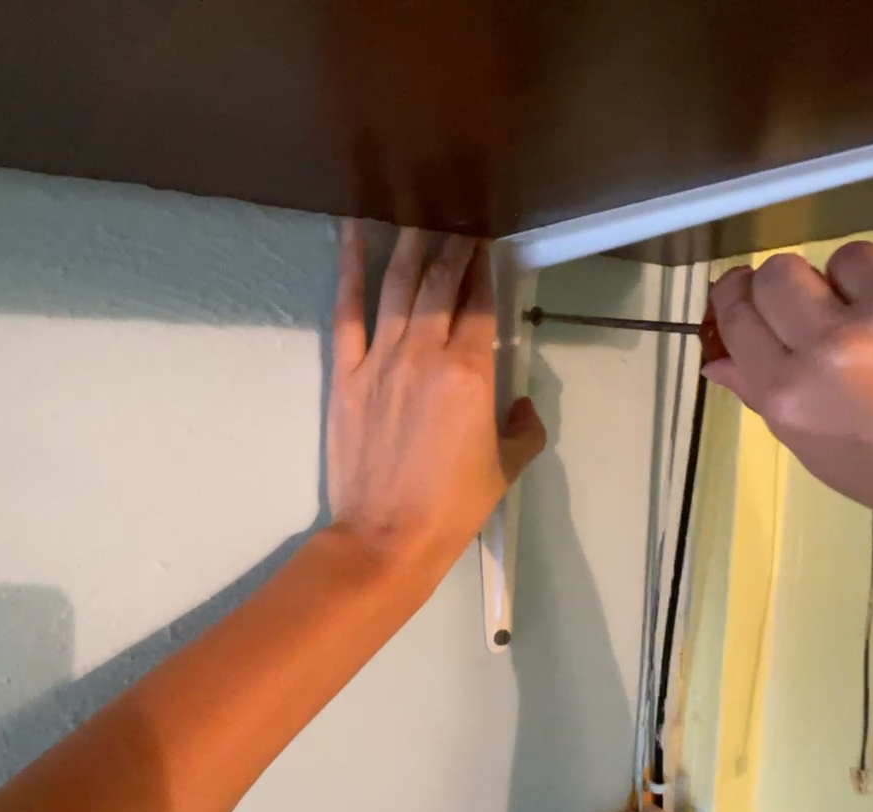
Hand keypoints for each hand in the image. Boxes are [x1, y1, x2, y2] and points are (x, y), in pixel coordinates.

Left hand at [326, 222, 546, 573]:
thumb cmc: (453, 507)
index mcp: (472, 374)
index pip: (481, 304)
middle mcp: (427, 353)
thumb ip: (526, 428)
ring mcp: (381, 359)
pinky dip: (350, 267)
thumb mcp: (506, 469)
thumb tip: (522, 403)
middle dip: (455, 246)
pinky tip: (353, 230)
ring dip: (412, 244)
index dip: (486, 270)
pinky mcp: (346, 373)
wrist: (387, 536)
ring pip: (399, 284)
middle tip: (461, 221)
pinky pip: (347, 310)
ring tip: (420, 213)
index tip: (489, 245)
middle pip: (442, 283)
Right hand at [702, 243, 872, 553]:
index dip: (737, 299)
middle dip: (790, 286)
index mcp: (794, 397)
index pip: (739, 314)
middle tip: (822, 309)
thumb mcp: (829, 457)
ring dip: (863, 287)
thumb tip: (719, 360)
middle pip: (781, 271)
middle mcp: (838, 343)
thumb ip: (769, 400)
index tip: (745, 293)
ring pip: (852, 258)